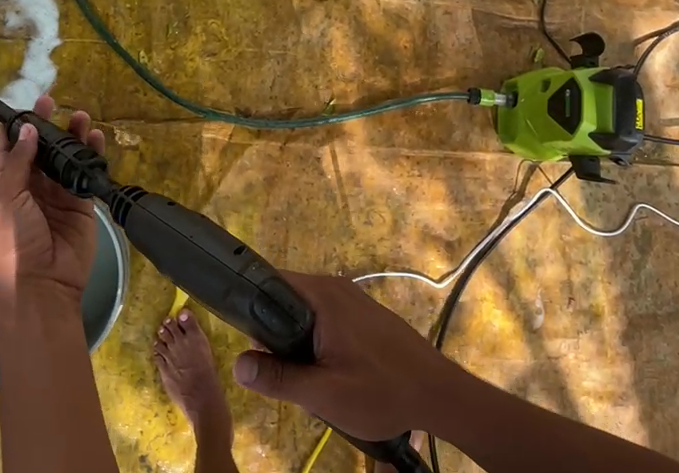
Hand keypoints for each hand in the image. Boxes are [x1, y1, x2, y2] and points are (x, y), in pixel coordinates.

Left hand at [0, 96, 106, 301]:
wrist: (44, 281)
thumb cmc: (15, 242)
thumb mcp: (7, 199)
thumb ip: (19, 163)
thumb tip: (28, 128)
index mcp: (6, 186)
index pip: (7, 150)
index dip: (12, 127)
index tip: (22, 105)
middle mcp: (31, 186)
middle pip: (38, 148)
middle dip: (44, 124)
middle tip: (51, 101)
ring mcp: (58, 193)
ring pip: (65, 156)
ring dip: (71, 135)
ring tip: (80, 115)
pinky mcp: (82, 202)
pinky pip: (86, 171)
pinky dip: (92, 153)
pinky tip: (96, 137)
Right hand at [232, 271, 459, 440]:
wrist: (439, 395)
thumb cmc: (382, 392)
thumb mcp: (324, 394)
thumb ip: (279, 377)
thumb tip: (238, 364)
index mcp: (324, 295)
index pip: (270, 283)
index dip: (251, 310)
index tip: (249, 343)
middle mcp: (336, 287)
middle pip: (286, 299)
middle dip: (275, 333)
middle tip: (279, 370)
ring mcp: (352, 299)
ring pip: (305, 313)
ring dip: (297, 342)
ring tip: (304, 376)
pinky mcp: (363, 314)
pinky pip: (324, 319)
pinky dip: (316, 342)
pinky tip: (326, 372)